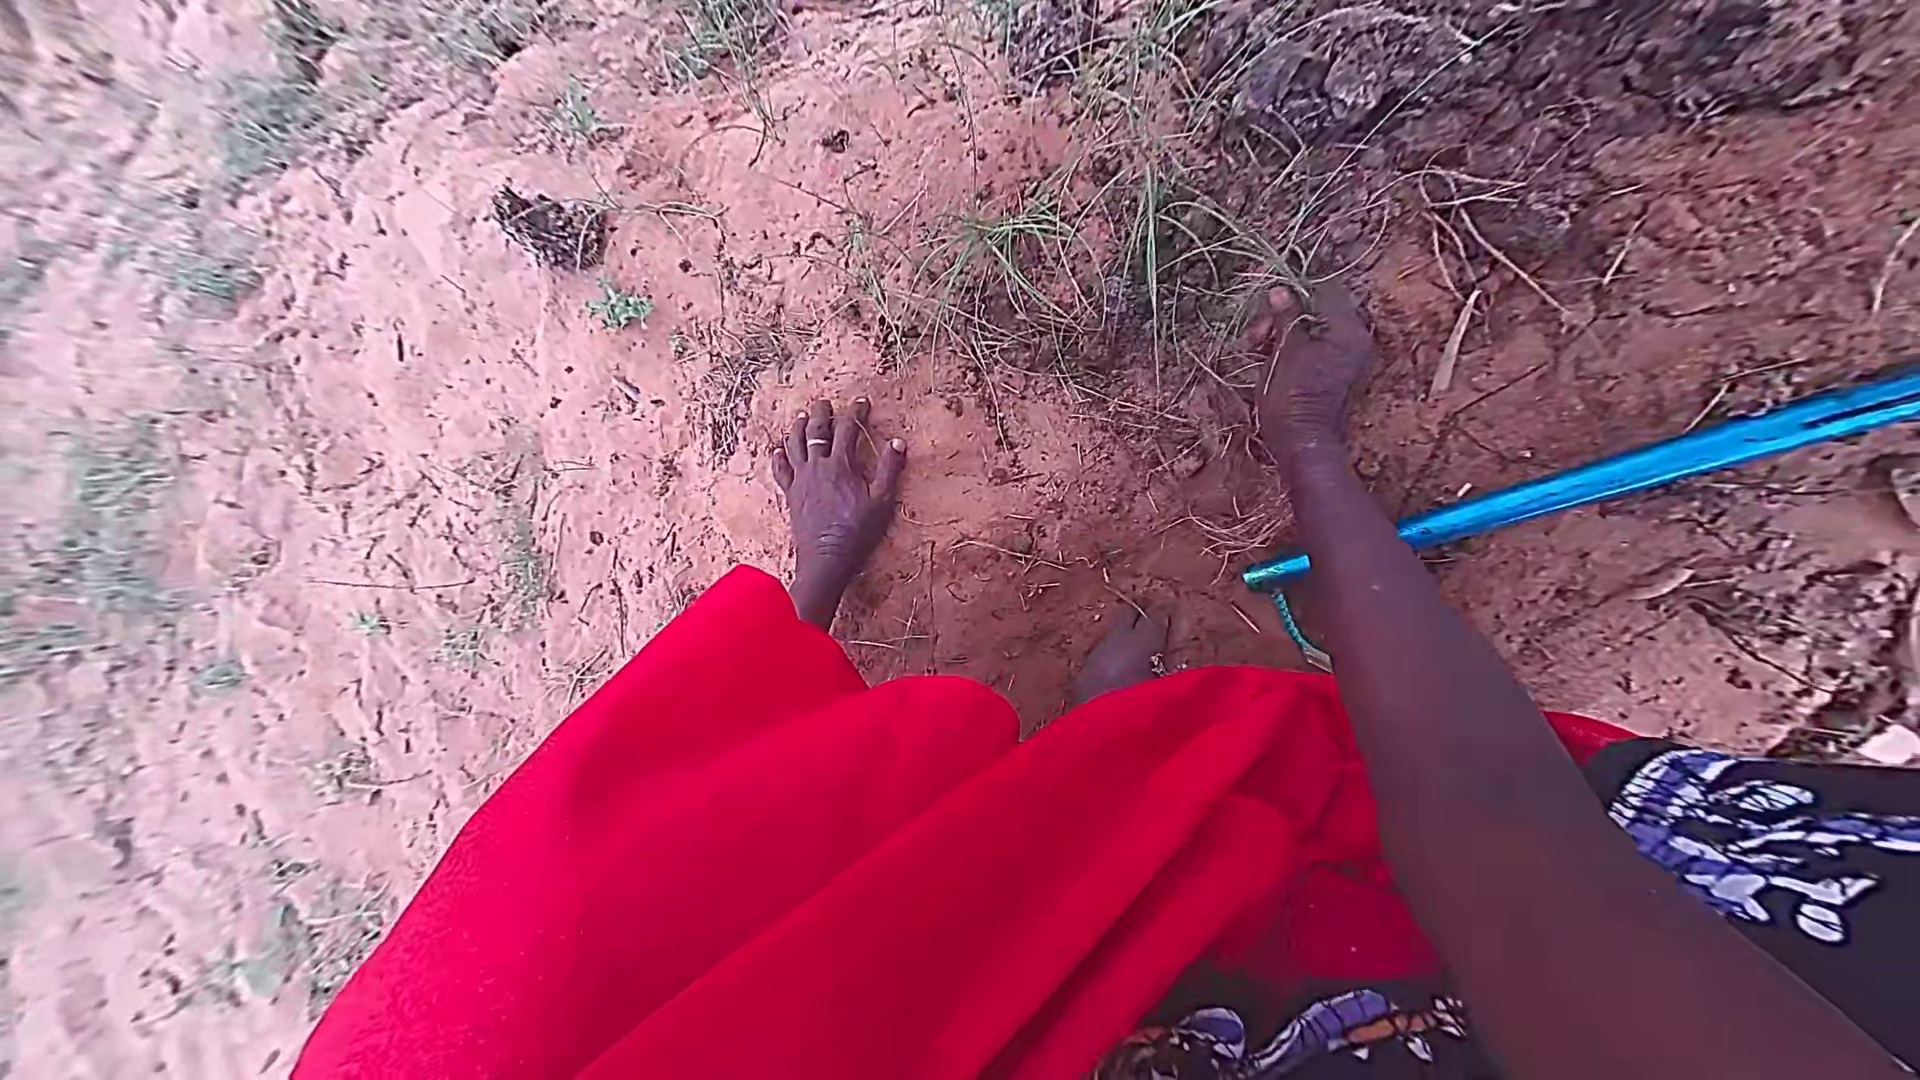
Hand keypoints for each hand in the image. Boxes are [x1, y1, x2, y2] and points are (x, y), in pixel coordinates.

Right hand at [1248, 282, 1377, 460]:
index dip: (1291, 294)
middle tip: (1254, 338)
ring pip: (1314, 331)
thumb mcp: (1284, 352)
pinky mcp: (1337, 374)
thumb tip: (1280, 290)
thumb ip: (1285, 318)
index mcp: (1348, 329)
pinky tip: (1271, 362)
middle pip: (1318, 311)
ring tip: (1257, 351)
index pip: (1324, 290)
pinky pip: (1316, 350)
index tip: (1264, 309)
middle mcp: (1356, 339)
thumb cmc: (1291, 399)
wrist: (1302, 444)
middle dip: (1282, 319)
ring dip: (1283, 335)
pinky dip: (1294, 350)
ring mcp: (1349, 358)